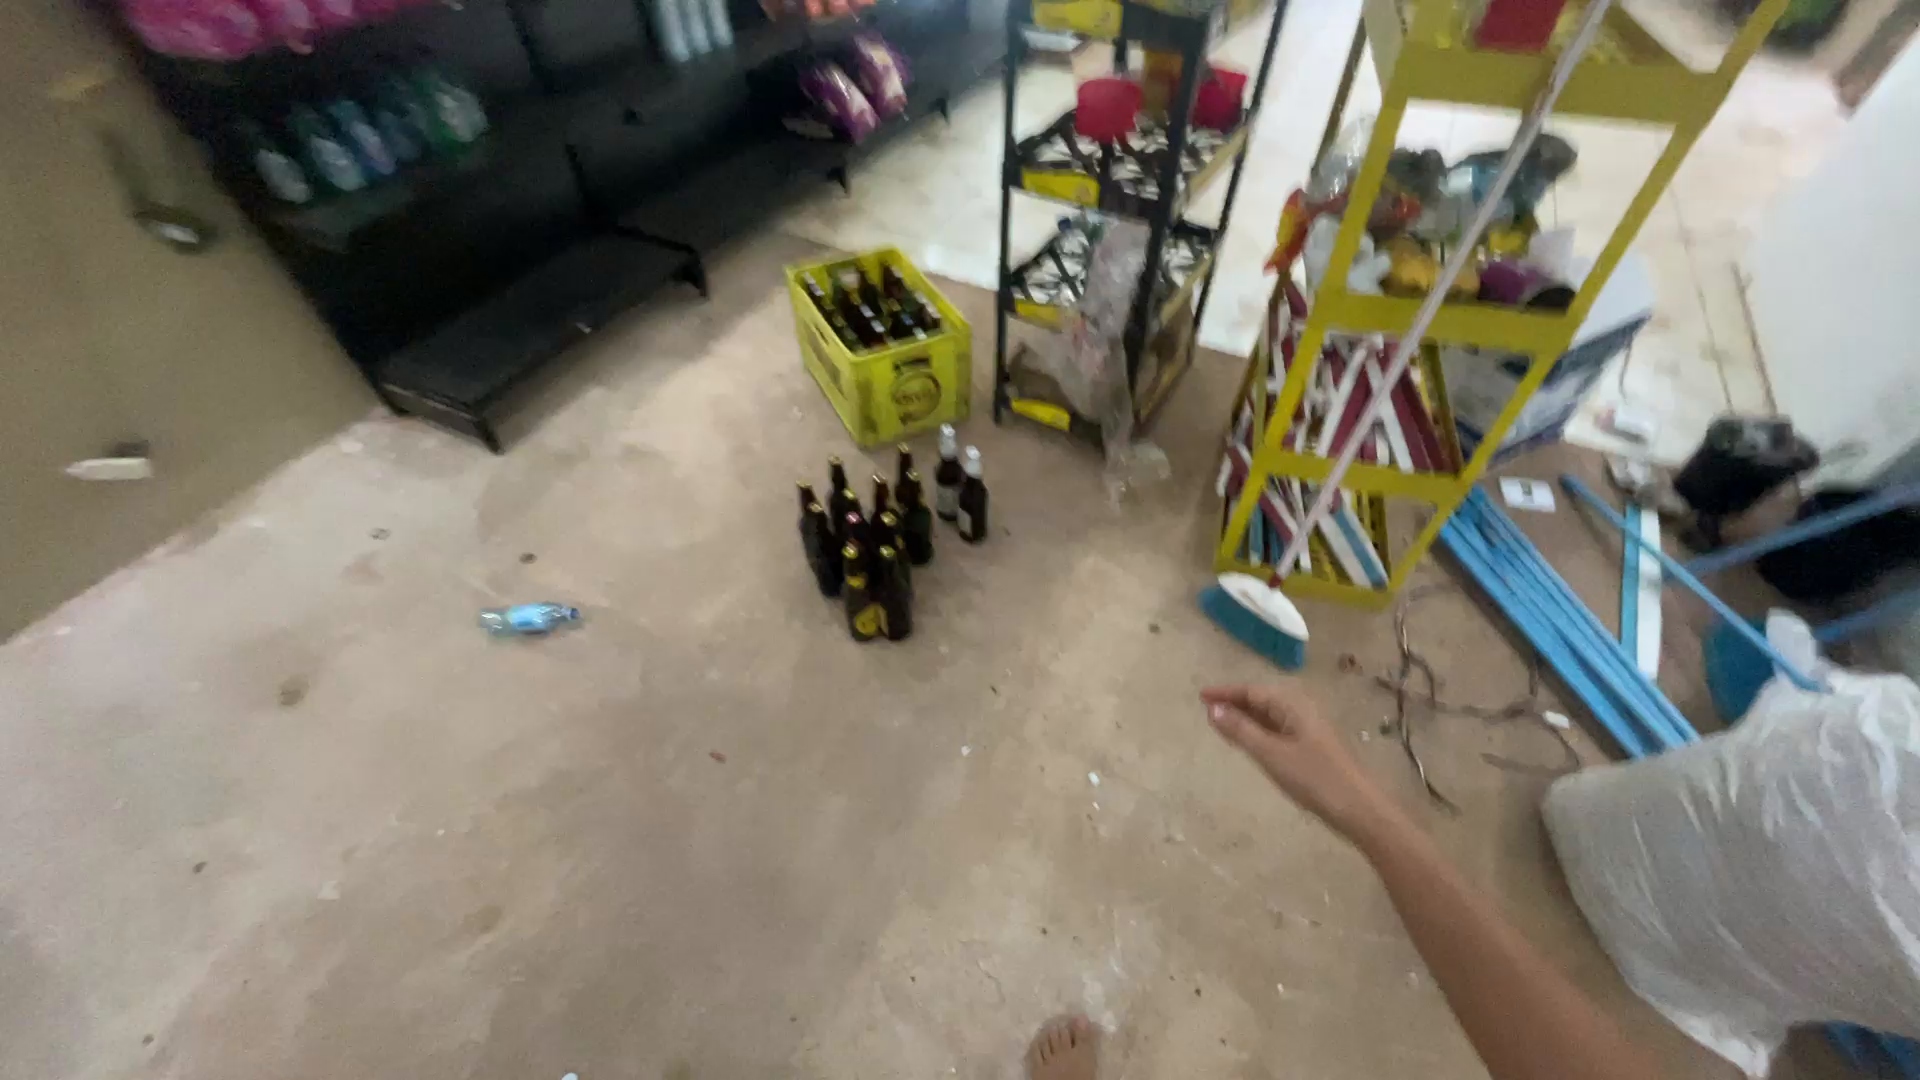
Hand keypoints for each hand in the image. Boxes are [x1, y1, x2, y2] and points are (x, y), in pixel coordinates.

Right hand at [1200, 683, 1401, 845]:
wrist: (1360, 810)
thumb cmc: (1314, 778)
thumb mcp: (1270, 754)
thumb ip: (1240, 730)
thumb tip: (1212, 709)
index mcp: (1292, 703)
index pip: (1251, 691)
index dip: (1224, 693)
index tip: (1200, 697)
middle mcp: (1301, 708)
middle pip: (1260, 699)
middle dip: (1234, 703)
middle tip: (1207, 712)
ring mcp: (1308, 727)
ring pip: (1268, 715)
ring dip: (1245, 718)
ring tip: (1221, 726)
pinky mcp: (1311, 745)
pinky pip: (1277, 728)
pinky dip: (1258, 731)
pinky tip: (1248, 742)